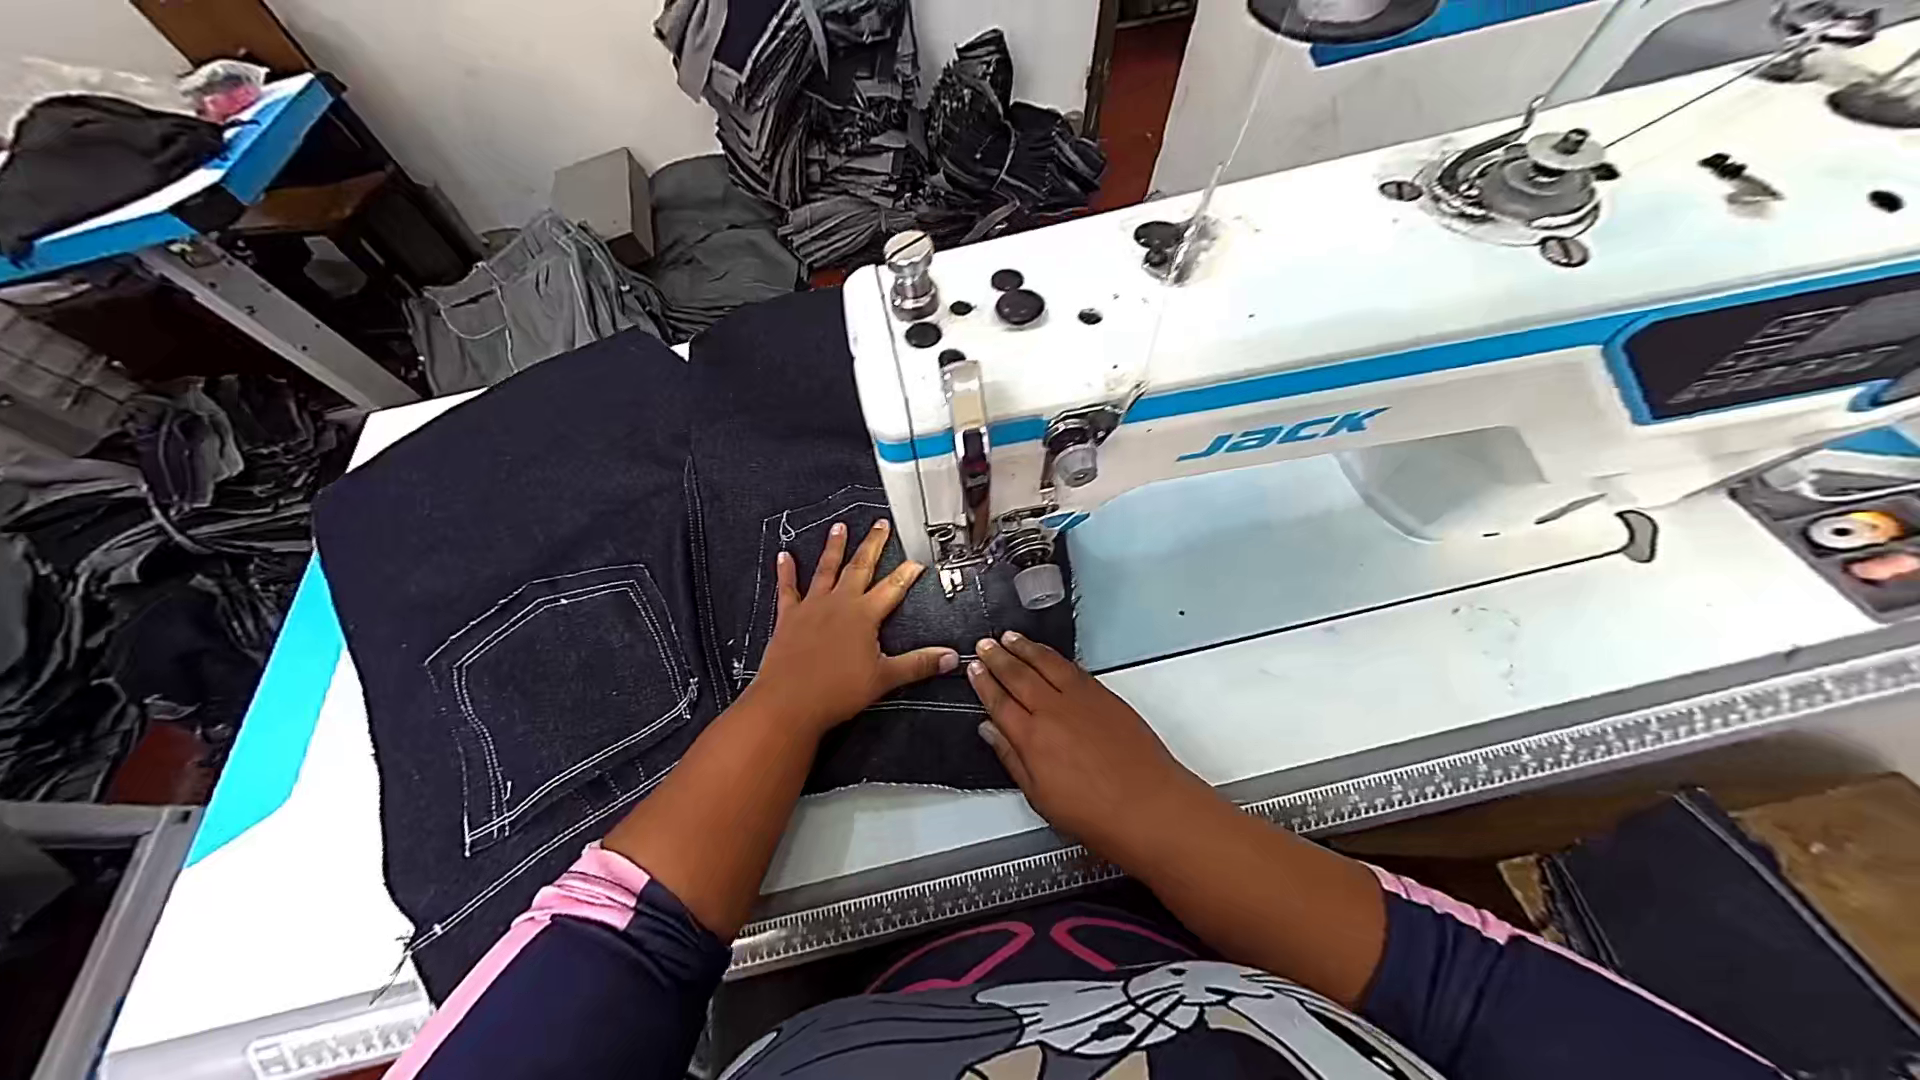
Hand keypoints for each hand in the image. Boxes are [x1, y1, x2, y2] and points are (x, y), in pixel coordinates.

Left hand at [744, 518, 959, 736]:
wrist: (788, 702)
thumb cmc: (835, 691)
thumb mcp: (884, 678)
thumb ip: (918, 664)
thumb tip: (950, 657)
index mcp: (864, 615)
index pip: (893, 587)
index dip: (908, 572)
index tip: (918, 561)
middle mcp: (838, 603)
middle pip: (860, 566)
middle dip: (873, 544)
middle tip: (880, 525)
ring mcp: (812, 607)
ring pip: (826, 569)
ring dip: (834, 547)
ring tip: (839, 527)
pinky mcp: (788, 617)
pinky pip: (787, 588)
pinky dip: (786, 571)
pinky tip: (784, 556)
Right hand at [968, 632, 1222, 860]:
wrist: (1150, 807)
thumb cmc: (1099, 813)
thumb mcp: (1040, 797)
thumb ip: (1011, 758)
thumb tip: (991, 733)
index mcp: (1032, 739)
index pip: (999, 701)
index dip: (983, 683)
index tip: (974, 670)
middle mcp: (1053, 712)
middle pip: (1017, 675)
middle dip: (997, 657)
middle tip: (985, 645)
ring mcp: (1080, 699)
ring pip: (1044, 662)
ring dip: (1024, 647)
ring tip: (1009, 637)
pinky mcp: (1103, 695)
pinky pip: (1071, 666)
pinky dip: (1053, 655)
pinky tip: (1045, 652)